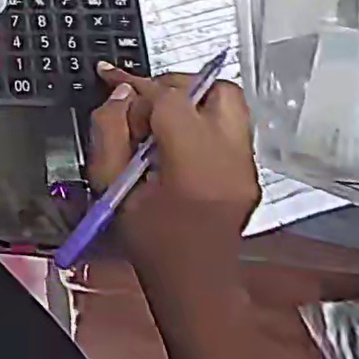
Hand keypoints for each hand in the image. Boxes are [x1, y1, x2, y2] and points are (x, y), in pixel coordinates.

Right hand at [85, 64, 259, 289]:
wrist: (193, 282)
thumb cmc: (146, 238)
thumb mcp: (109, 183)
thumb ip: (109, 130)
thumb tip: (122, 95)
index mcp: (194, 163)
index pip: (170, 99)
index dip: (137, 83)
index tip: (111, 76)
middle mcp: (231, 157)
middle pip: (213, 90)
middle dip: (172, 87)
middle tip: (142, 105)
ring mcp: (247, 164)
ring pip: (226, 104)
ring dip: (189, 103)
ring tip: (158, 125)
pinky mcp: (249, 170)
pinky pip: (227, 126)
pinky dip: (199, 122)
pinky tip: (173, 145)